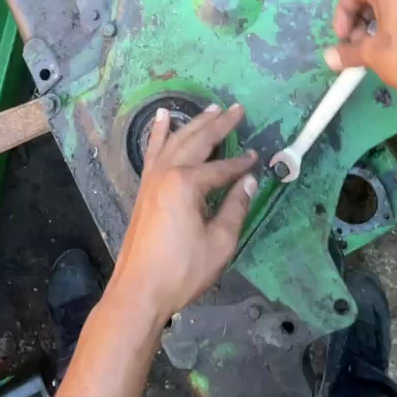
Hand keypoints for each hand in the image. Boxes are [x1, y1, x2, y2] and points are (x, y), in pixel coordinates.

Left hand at [110, 104, 258, 322]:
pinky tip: (162, 117)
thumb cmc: (182, 269)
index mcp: (187, 183)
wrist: (139, 288)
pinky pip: (153, 149)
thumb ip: (235, 208)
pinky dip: (158, 131)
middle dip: (219, 124)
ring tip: (211, 107)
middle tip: (237, 108)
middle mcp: (167, 171)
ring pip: (176, 140)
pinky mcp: (144, 186)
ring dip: (194, 123)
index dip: (241, 163)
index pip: (221, 168)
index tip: (257, 156)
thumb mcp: (219, 243)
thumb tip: (249, 181)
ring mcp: (152, 177)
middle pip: (197, 141)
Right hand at [324, 0, 396, 101]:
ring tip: (377, 52)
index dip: (342, 13)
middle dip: (358, 21)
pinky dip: (396, 29)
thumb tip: (329, 58)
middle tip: (357, 46)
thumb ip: (348, 53)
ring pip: (392, 6)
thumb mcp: (374, 56)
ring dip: (376, 27)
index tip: (343, 38)